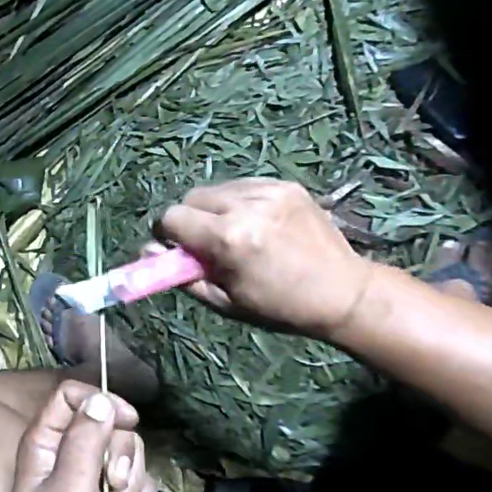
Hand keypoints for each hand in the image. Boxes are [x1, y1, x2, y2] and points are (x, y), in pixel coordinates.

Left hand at [5, 381, 157, 491]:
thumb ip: (85, 441)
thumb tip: (102, 399)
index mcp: (45, 445)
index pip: (71, 396)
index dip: (100, 401)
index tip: (126, 419)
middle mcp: (70, 454)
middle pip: (111, 423)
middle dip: (120, 456)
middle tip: (112, 484)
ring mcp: (95, 478)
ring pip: (131, 454)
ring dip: (130, 489)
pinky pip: (143, 485)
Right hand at [154, 178, 371, 337]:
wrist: (344, 292)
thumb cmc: (279, 307)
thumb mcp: (225, 302)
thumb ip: (182, 275)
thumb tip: (146, 251)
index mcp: (229, 238)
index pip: (171, 217)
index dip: (169, 235)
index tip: (180, 250)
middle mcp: (246, 206)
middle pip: (191, 198)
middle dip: (191, 220)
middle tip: (210, 244)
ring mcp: (269, 190)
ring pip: (216, 189)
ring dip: (215, 209)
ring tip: (239, 234)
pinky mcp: (285, 184)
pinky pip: (242, 185)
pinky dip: (240, 202)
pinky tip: (259, 224)